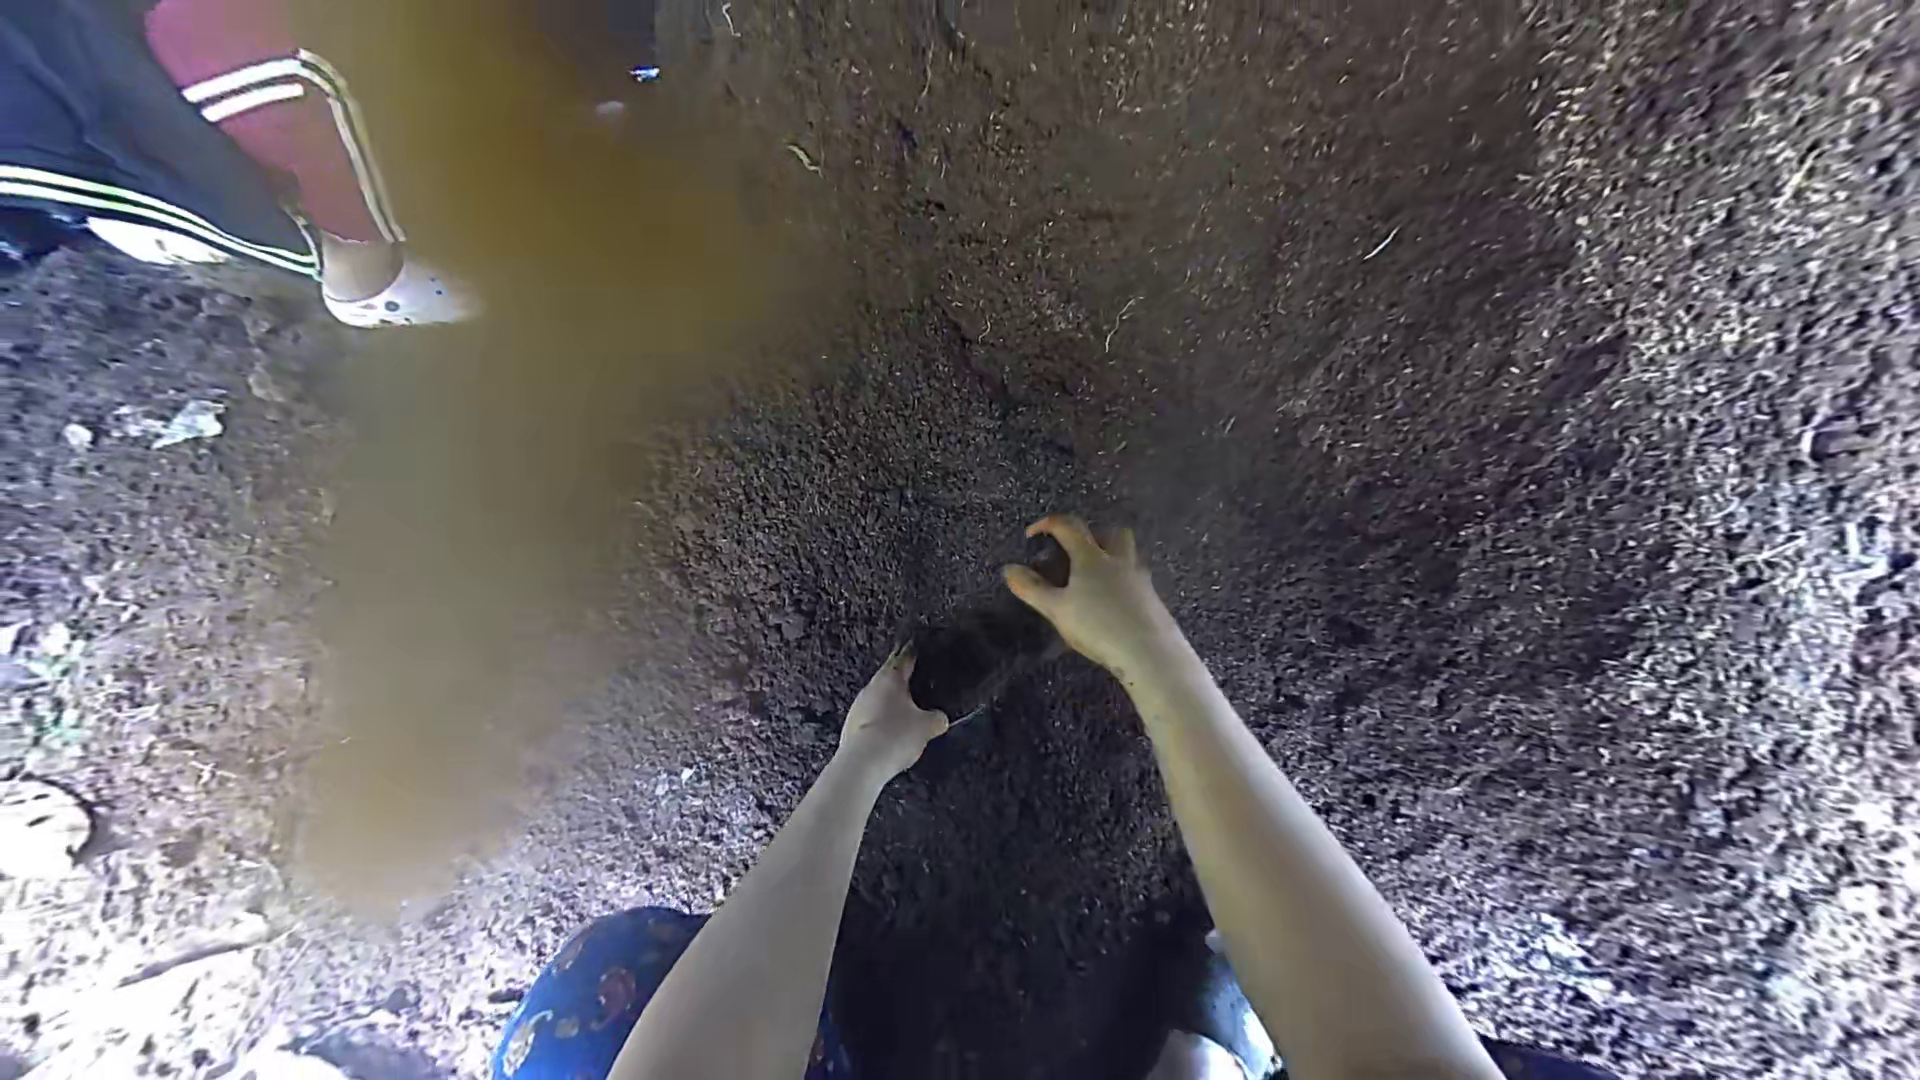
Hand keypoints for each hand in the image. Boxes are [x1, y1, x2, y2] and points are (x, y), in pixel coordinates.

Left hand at [836, 649, 949, 780]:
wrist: (863, 763)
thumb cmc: (897, 735)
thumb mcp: (928, 726)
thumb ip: (937, 718)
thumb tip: (939, 718)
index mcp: (890, 678)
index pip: (904, 657)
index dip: (912, 653)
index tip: (917, 649)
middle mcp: (871, 687)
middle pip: (889, 678)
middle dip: (902, 682)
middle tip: (917, 685)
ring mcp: (858, 706)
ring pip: (879, 698)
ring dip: (890, 703)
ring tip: (906, 713)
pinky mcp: (851, 725)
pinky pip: (871, 717)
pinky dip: (881, 720)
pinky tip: (890, 733)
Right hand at [1003, 514, 1185, 676]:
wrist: (1149, 651)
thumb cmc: (1098, 625)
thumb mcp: (1057, 609)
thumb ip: (1032, 588)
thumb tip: (1009, 568)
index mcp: (1091, 557)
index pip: (1068, 527)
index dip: (1047, 524)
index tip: (1032, 533)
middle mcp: (1118, 560)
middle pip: (1109, 532)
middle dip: (1090, 534)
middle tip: (1075, 551)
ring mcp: (1139, 577)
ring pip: (1127, 552)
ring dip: (1111, 553)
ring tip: (1095, 575)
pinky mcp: (1153, 597)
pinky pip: (1136, 576)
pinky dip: (1122, 579)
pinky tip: (1114, 600)